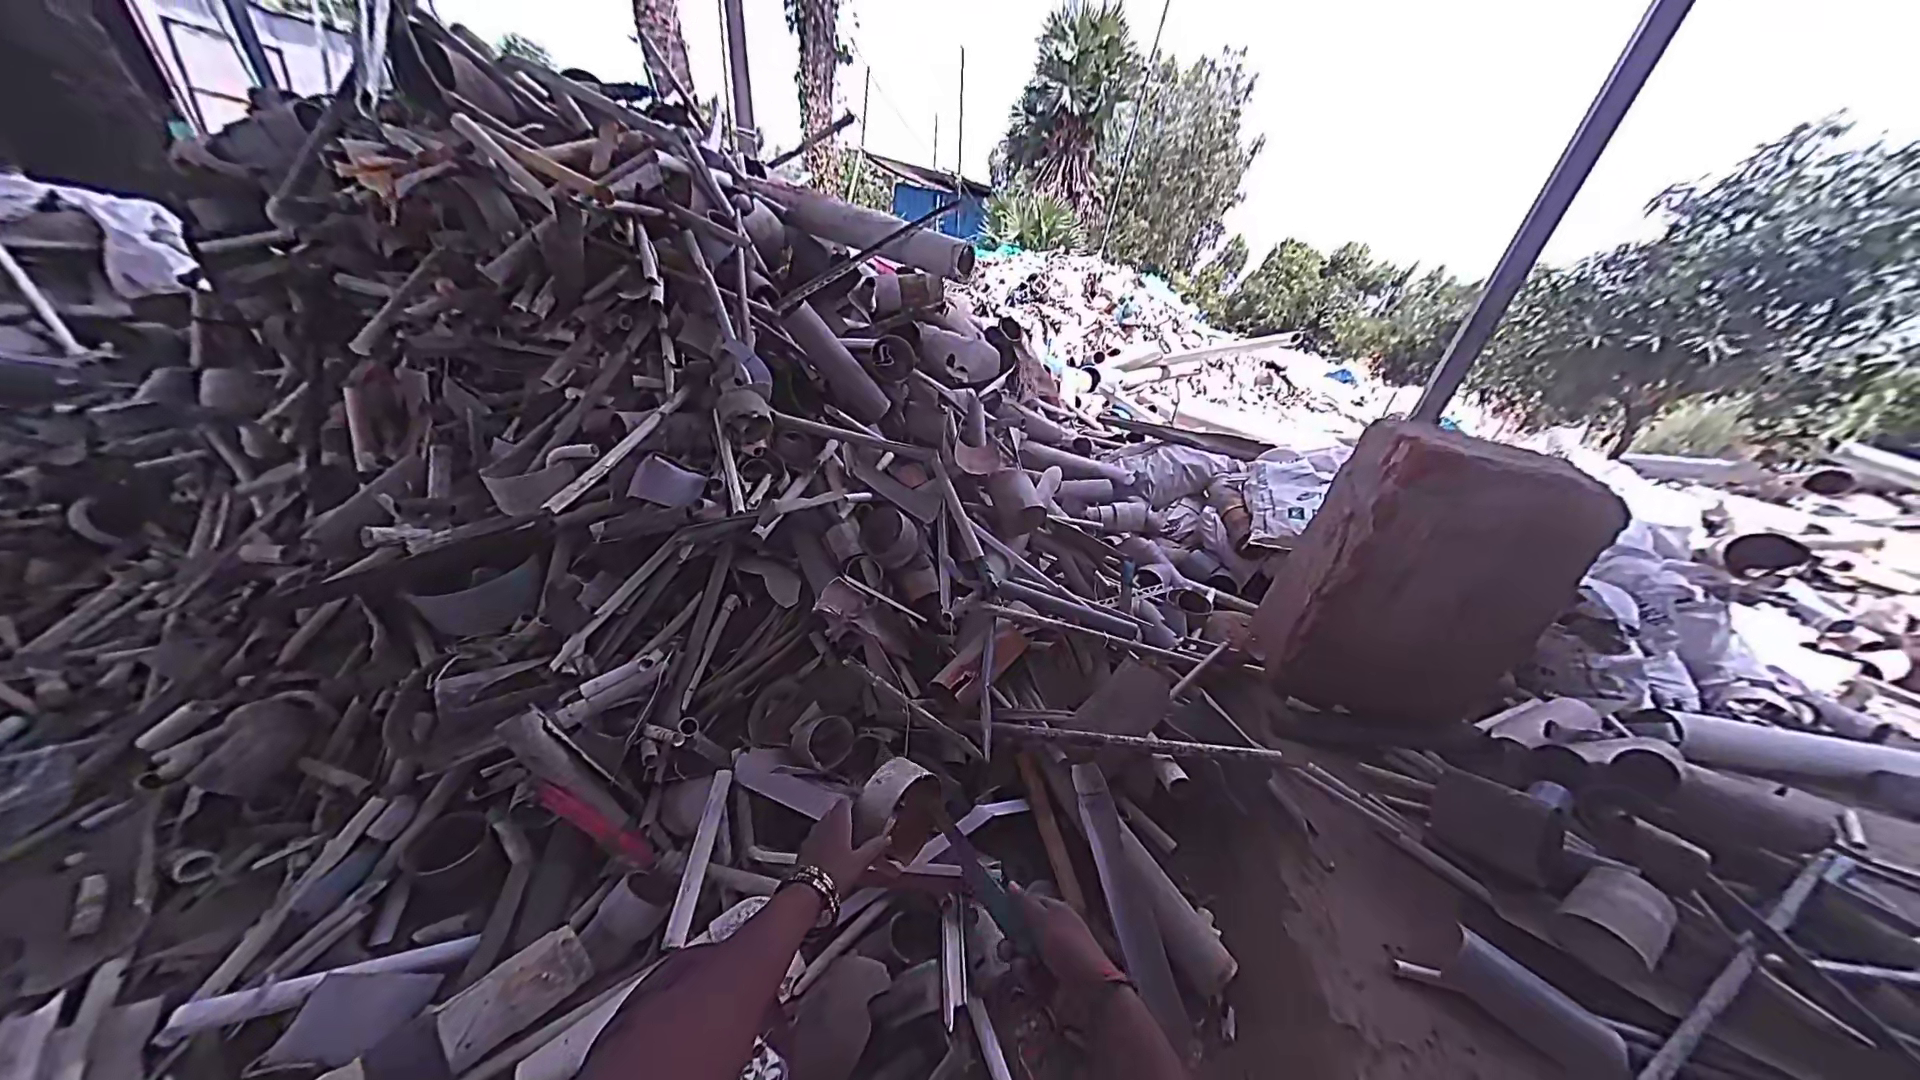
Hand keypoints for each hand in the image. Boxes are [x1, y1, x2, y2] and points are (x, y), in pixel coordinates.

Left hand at [798, 798, 891, 897]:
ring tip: (843, 840)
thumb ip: (874, 847)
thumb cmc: (836, 872)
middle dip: (842, 817)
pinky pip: (815, 841)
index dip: (852, 803)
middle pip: (833, 813)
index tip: (859, 807)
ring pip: (823, 826)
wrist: (809, 892)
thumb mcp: (861, 861)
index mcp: (838, 822)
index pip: (844, 802)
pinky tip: (830, 855)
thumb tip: (884, 839)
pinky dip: (823, 843)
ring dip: (832, 829)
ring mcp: (811, 838)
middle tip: (854, 824)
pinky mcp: (803, 852)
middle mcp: (822, 825)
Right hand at [1013, 886, 1123, 993]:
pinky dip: (1026, 978)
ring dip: (1017, 960)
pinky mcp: (1048, 984)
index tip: (1002, 914)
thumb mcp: (1043, 920)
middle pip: (1023, 932)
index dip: (1016, 908)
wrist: (1091, 994)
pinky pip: (1029, 977)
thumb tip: (1010, 884)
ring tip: (1021, 966)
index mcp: (1056, 913)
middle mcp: (1053, 934)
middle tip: (1007, 948)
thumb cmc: (1068, 948)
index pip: (1031, 904)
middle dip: (1011, 940)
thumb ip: (1024, 903)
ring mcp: (1051, 960)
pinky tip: (1029, 979)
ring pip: (1022, 955)